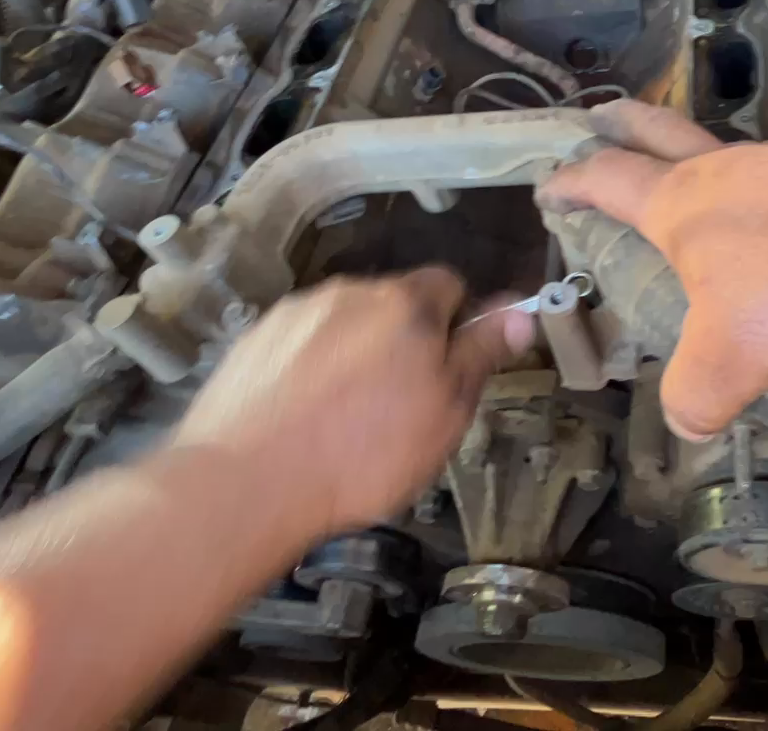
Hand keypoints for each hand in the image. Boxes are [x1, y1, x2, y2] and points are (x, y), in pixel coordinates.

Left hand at [172, 268, 533, 535]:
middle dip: (404, 337)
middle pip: (396, 301)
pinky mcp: (255, 335)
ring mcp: (299, 310)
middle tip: (398, 400)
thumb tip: (522, 311)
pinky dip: (311, 362)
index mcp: (407, 304)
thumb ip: (482, 353)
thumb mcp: (446, 411)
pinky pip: (303, 338)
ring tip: (342, 411)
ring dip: (357, 347)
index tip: (446, 367)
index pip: (451, 283)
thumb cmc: (365, 451)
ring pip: (347, 320)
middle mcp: (353, 291)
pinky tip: (300, 409)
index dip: (457, 322)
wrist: (244, 484)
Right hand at [538, 101, 767, 439]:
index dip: (571, 183)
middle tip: (599, 118)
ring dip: (696, 163)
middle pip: (658, 130)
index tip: (548, 185)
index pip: (608, 180)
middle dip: (620, 125)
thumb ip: (697, 395)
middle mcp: (727, 170)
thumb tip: (688, 423)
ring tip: (696, 196)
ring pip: (725, 155)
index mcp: (682, 203)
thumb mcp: (734, 358)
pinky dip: (760, 194)